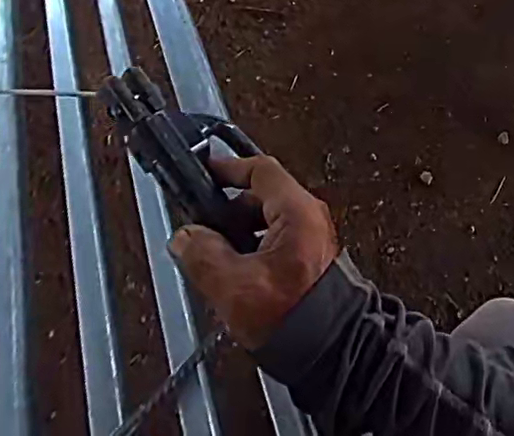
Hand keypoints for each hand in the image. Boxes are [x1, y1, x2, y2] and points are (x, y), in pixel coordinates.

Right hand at [170, 154, 338, 348]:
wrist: (327, 344)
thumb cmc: (294, 315)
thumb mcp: (235, 286)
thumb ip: (204, 256)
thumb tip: (185, 237)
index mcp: (297, 210)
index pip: (261, 170)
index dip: (230, 168)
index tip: (207, 171)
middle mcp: (308, 215)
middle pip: (261, 195)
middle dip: (228, 210)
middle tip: (202, 226)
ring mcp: (311, 234)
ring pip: (266, 219)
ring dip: (238, 231)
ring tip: (215, 256)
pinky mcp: (308, 254)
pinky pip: (274, 237)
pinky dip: (251, 245)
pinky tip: (235, 271)